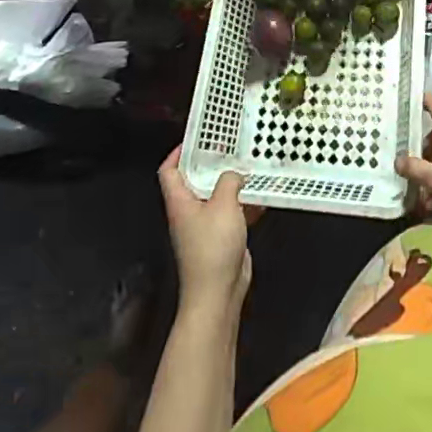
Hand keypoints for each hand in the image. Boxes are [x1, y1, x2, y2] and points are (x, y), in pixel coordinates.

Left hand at [157, 148, 253, 308]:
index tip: (196, 139)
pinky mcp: (222, 238)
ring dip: (232, 184)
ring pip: (217, 197)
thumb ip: (229, 183)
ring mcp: (205, 226)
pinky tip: (262, 196)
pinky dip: (245, 205)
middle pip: (196, 181)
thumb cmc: (213, 245)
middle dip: (212, 164)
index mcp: (180, 201)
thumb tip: (233, 174)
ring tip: (249, 166)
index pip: (169, 171)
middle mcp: (189, 211)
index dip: (178, 153)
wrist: (217, 292)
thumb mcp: (223, 205)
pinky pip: (233, 214)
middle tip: (230, 148)